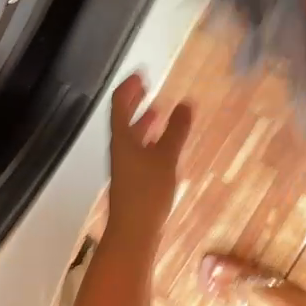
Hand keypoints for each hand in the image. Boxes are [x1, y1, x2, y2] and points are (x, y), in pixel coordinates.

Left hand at [105, 74, 191, 250]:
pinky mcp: (131, 178)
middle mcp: (119, 147)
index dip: (129, 87)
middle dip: (134, 100)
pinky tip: (163, 144)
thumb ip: (176, 130)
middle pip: (122, 117)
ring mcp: (124, 164)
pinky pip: (137, 149)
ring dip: (143, 120)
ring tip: (159, 110)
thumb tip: (186, 103)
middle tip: (147, 86)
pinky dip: (148, 138)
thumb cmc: (147, 192)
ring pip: (130, 134)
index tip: (142, 74)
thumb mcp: (166, 158)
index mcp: (121, 138)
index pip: (119, 103)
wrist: (133, 231)